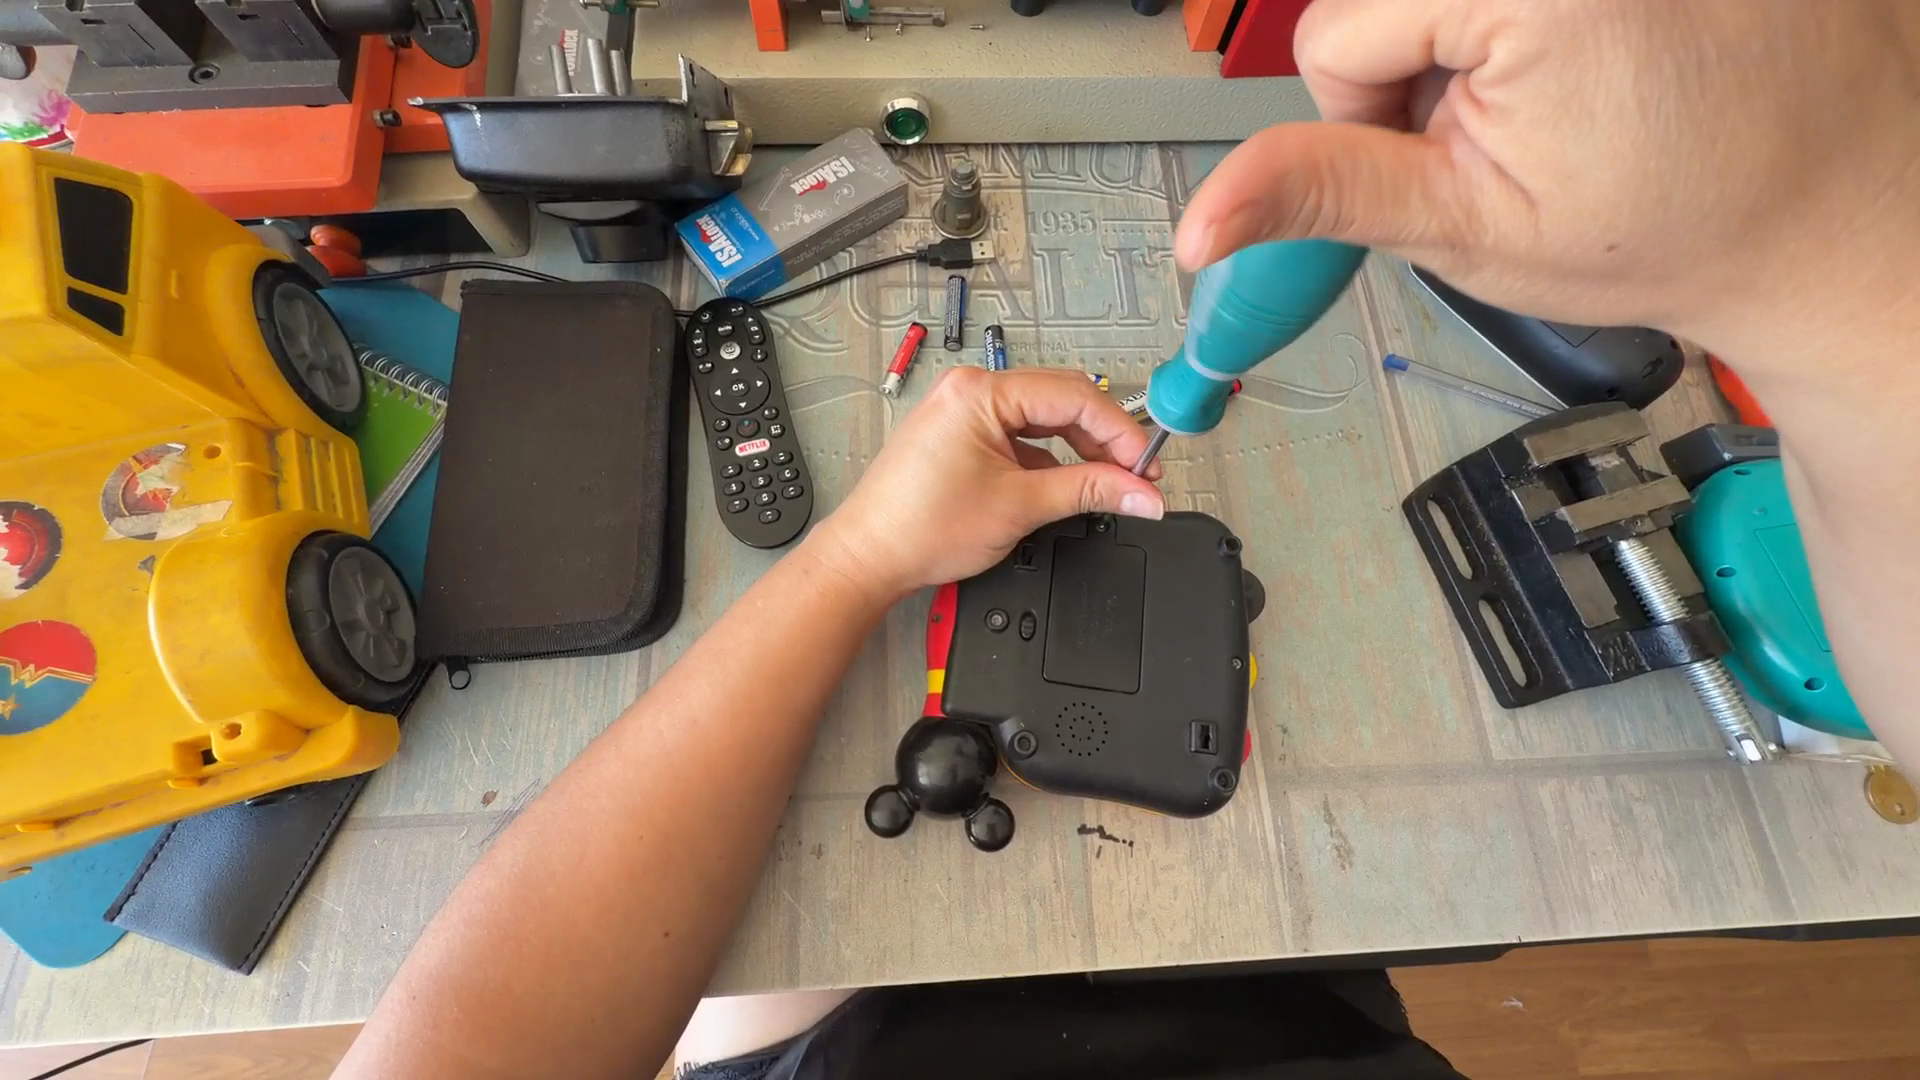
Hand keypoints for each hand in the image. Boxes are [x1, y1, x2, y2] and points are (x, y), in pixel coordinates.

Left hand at [808, 368, 1164, 596]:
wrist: (869, 558)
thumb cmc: (920, 528)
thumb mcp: (1019, 507)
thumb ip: (1089, 492)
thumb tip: (1141, 492)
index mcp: (980, 392)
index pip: (1073, 396)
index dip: (1120, 432)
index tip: (1146, 466)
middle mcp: (970, 391)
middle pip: (1060, 402)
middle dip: (1103, 440)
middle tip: (1135, 476)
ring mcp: (964, 413)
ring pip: (1042, 422)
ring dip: (1077, 451)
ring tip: (1107, 484)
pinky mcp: (962, 437)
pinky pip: (1019, 438)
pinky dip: (1047, 461)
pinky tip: (1066, 487)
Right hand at [1175, 0, 1919, 372]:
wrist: (1833, 198)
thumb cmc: (1657, 224)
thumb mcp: (1457, 225)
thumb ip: (1317, 196)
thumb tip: (1195, 224)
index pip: (1333, 32)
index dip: (1364, 115)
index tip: (1445, 152)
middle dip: (1409, 69)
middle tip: (1502, 123)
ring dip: (1459, 37)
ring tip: (1550, 87)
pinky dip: (1504, 18)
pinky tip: (1577, 50)